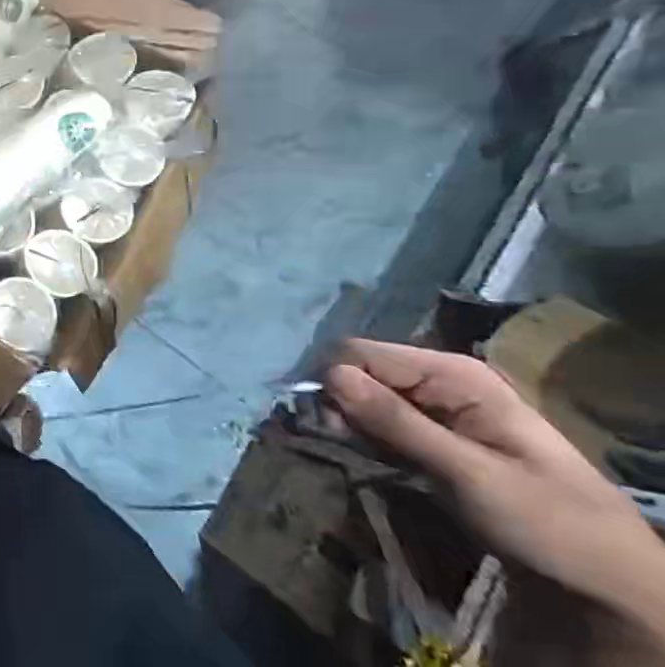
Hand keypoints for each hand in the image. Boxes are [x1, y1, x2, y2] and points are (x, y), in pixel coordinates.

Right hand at [324, 339, 664, 632]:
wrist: (609, 582)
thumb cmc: (551, 523)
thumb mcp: (472, 474)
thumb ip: (398, 422)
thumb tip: (329, 375)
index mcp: (455, 374)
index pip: (358, 353)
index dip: (333, 381)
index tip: (326, 422)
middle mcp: (440, 379)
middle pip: (356, 371)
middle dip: (337, 402)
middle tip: (338, 441)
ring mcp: (436, 405)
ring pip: (360, 395)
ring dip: (346, 421)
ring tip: (352, 451)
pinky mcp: (429, 431)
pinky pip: (376, 418)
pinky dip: (361, 433)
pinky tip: (364, 453)